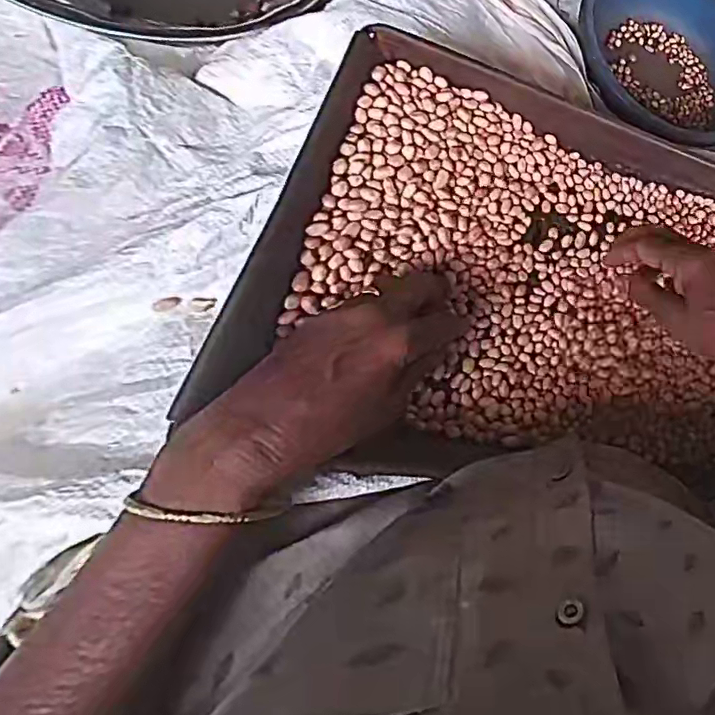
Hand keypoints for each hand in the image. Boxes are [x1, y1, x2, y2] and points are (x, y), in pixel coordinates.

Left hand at [144, 271, 466, 510]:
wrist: (254, 430)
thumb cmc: (326, 429)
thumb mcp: (386, 408)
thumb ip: (415, 372)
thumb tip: (431, 353)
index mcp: (398, 341)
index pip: (443, 321)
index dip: (457, 324)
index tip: (461, 326)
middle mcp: (373, 315)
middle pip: (418, 284)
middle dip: (436, 292)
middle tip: (442, 304)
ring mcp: (342, 311)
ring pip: (386, 291)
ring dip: (401, 301)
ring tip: (405, 323)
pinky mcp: (316, 316)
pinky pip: (358, 304)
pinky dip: (373, 312)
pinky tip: (369, 335)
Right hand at [604, 226, 714, 367]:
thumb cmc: (714, 334)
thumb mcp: (674, 318)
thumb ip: (647, 294)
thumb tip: (627, 280)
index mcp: (689, 262)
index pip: (647, 245)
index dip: (623, 251)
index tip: (606, 262)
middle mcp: (698, 253)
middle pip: (658, 234)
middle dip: (632, 241)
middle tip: (612, 255)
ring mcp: (705, 260)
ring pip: (668, 242)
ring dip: (645, 249)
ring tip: (626, 267)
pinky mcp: (708, 269)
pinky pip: (678, 254)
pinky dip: (659, 259)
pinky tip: (650, 277)